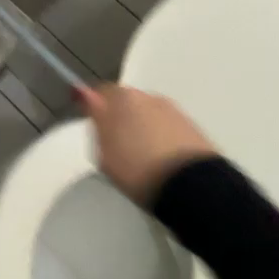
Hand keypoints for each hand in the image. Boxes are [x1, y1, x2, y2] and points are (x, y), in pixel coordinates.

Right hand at [77, 84, 217, 206]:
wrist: (192, 187)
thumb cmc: (137, 169)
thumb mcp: (104, 151)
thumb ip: (95, 118)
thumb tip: (84, 92)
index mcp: (123, 97)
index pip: (100, 92)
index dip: (95, 108)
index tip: (95, 129)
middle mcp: (149, 97)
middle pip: (128, 102)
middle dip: (121, 117)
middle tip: (117, 146)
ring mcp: (175, 112)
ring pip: (150, 115)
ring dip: (144, 127)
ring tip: (143, 156)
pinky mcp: (195, 129)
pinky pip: (169, 129)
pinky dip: (163, 138)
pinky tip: (163, 160)